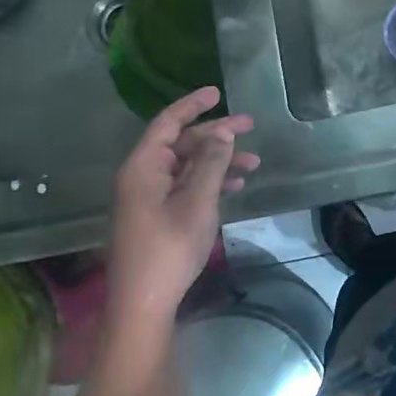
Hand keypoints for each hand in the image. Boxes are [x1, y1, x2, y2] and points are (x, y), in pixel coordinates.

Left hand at [105, 87, 258, 326]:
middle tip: (250, 125)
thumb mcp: (196, 203)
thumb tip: (223, 132)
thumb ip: (210, 164)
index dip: (192, 105)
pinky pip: (183, 188)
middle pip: (180, 144)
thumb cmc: (168, 249)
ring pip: (185, 168)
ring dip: (217, 162)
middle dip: (215, 135)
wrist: (143, 303)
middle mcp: (142, 176)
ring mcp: (148, 198)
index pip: (168, 123)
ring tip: (253, 164)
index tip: (217, 92)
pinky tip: (234, 187)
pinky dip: (207, 183)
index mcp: (143, 166)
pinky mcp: (155, 216)